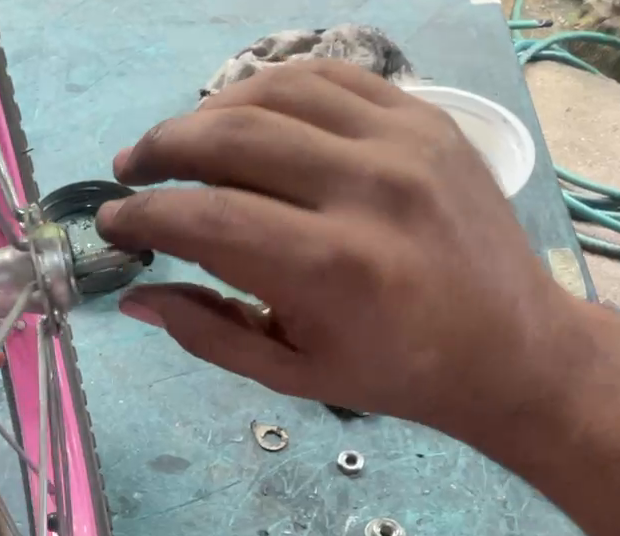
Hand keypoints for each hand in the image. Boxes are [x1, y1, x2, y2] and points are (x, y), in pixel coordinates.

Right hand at [95, 61, 594, 438]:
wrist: (507, 347)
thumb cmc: (389, 373)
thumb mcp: (289, 374)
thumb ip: (207, 333)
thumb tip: (134, 297)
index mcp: (328, 269)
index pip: (206, 220)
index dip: (144, 216)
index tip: (112, 222)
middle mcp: (364, 190)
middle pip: (232, 139)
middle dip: (161, 149)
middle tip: (128, 170)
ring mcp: (402, 141)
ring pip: (277, 91)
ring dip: (208, 111)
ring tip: (176, 140)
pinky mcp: (425, 118)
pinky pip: (330, 78)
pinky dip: (272, 89)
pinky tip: (242, 114)